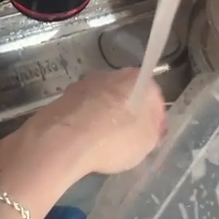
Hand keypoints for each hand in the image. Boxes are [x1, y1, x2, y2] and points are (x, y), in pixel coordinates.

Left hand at [29, 68, 167, 176]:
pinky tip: (85, 142)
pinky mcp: (64, 96)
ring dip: (105, 118)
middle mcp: (110, 74)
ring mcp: (84, 84)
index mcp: (136, 79)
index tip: (152, 137)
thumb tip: (150, 127)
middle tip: (130, 141)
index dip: (155, 119)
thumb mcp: (148, 141)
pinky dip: (86, 124)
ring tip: (104, 145)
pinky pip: (83, 111)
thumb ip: (153, 130)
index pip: (153, 96)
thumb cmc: (115, 138)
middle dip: (129, 116)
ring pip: (102, 102)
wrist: (65, 139)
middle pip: (126, 96)